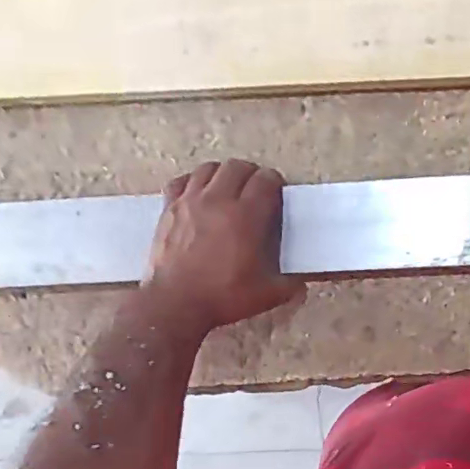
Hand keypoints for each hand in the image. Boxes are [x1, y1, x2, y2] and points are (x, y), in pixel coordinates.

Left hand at [143, 159, 302, 333]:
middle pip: (237, 167)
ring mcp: (189, 200)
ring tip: (231, 188)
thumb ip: (290, 284)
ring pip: (209, 168)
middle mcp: (218, 200)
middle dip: (252, 173)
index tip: (279, 192)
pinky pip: (183, 180)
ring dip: (224, 173)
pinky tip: (200, 193)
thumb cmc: (226, 296)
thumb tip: (301, 283)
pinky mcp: (169, 207)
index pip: (265, 181)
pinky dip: (195, 181)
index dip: (275, 182)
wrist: (177, 301)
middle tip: (258, 189)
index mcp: (246, 217)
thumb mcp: (269, 294)